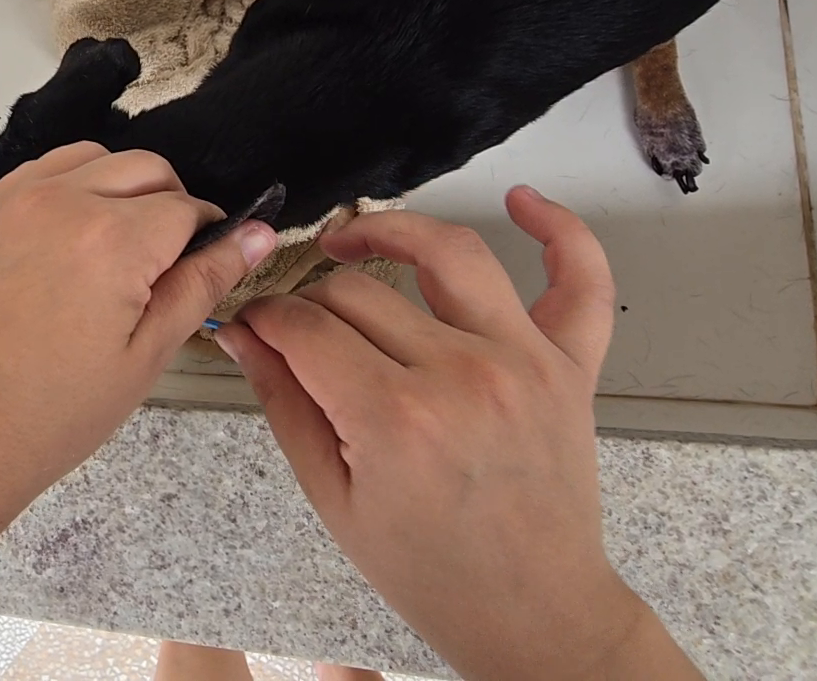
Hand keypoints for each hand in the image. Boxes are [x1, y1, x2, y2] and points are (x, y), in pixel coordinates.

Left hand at [0, 141, 276, 528]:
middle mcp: (64, 199)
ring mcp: (20, 197)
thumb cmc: (54, 412)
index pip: (187, 207)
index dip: (208, 234)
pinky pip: (50, 167)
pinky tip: (78, 233)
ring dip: (124, 186)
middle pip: (148, 168)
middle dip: (172, 204)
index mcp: (112, 239)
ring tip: (120, 247)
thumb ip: (204, 282)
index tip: (206, 263)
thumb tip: (257, 233)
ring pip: (99, 156)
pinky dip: (77, 182)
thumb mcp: (147, 354)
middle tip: (165, 263)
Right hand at [216, 187, 700, 680]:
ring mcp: (524, 362)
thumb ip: (280, 398)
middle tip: (293, 321)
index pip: (303, 325)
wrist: (535, 616)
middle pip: (356, 290)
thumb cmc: (421, 566)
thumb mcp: (327, 491)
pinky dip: (561, 233)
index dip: (265, 316)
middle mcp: (461, 374)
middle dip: (308, 297)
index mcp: (393, 418)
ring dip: (389, 229)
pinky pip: (579, 283)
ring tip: (350, 240)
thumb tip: (237, 329)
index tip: (252, 323)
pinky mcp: (570, 366)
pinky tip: (524, 200)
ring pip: (447, 253)